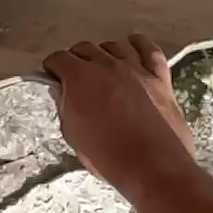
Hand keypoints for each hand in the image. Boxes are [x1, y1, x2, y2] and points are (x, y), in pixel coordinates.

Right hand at [42, 34, 197, 197]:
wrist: (155, 170)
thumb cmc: (109, 156)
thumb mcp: (73, 134)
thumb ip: (64, 107)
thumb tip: (61, 92)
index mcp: (79, 77)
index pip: (58, 58)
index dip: (53, 67)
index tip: (53, 77)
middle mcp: (105, 65)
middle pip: (85, 48)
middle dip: (76, 58)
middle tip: (77, 74)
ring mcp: (135, 70)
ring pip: (114, 46)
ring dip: (104, 53)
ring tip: (102, 64)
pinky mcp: (159, 80)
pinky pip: (151, 52)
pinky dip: (141, 44)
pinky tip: (133, 42)